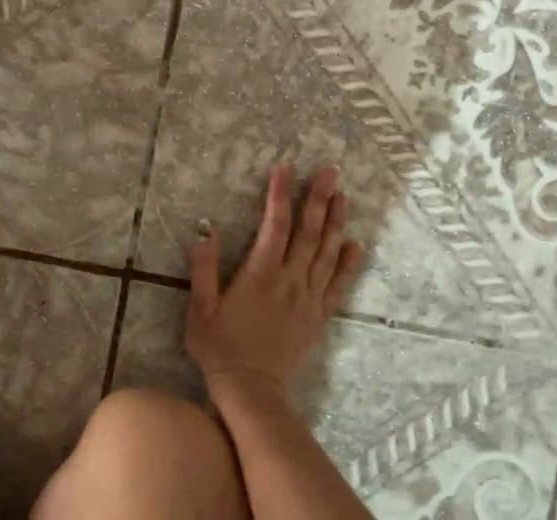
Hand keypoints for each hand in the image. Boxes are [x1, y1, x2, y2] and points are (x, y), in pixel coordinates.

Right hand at [186, 164, 363, 395]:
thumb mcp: (200, 307)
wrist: (251, 389)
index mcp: (261, 274)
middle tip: (330, 170)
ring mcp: (308, 299)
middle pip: (309, 233)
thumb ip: (204, 267)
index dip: (280, 194)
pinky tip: (356, 244)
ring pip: (326, 253)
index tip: (285, 167)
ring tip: (344, 195)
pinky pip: (337, 285)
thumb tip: (207, 229)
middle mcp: (290, 281)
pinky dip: (348, 263)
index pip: (275, 225)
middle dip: (318, 198)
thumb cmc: (219, 346)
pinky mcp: (317, 316)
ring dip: (336, 222)